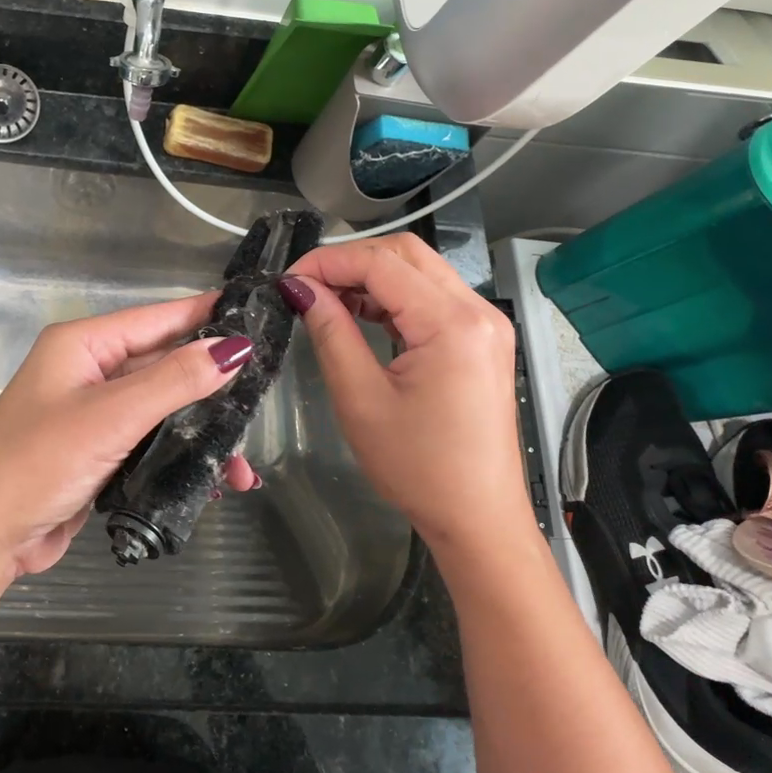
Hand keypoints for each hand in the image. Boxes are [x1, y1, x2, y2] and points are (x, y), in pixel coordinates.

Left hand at [0, 292, 260, 580]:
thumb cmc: (36, 464)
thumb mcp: (110, 417)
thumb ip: (173, 381)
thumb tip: (236, 347)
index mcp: (82, 345)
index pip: (157, 319)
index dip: (207, 317)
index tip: (261, 318)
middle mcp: (88, 372)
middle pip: (163, 366)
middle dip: (212, 387)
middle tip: (264, 402)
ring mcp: (92, 415)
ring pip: (161, 411)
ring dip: (200, 433)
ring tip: (243, 466)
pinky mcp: (98, 454)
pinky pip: (150, 444)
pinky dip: (180, 460)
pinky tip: (213, 484)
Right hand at [281, 235, 525, 556]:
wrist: (477, 518)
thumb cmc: (417, 466)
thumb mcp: (361, 399)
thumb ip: (331, 332)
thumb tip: (300, 289)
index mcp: (452, 323)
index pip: (381, 263)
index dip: (328, 261)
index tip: (286, 281)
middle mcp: (477, 311)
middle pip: (406, 254)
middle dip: (349, 262)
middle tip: (305, 288)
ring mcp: (485, 324)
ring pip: (420, 271)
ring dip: (371, 278)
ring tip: (326, 303)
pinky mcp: (482, 340)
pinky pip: (432, 298)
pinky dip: (393, 298)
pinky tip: (361, 316)